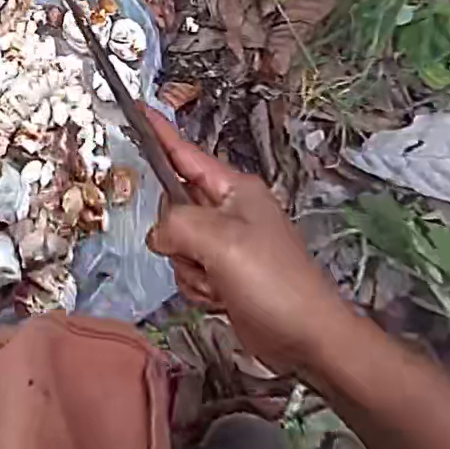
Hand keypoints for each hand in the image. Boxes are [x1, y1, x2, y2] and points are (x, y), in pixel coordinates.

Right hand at [144, 106, 354, 374]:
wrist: (310, 340)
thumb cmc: (274, 280)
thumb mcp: (220, 240)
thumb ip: (176, 224)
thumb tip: (159, 236)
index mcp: (233, 187)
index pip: (185, 152)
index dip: (159, 131)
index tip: (138, 109)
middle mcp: (228, 209)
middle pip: (175, 204)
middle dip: (177, 232)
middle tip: (197, 251)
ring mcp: (227, 242)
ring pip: (178, 241)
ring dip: (189, 265)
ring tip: (216, 279)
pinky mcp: (224, 272)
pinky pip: (188, 267)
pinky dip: (196, 284)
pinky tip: (219, 296)